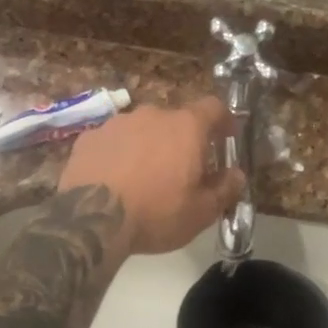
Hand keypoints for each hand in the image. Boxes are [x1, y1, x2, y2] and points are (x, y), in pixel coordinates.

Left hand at [59, 96, 244, 256]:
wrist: (92, 219)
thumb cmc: (156, 214)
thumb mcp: (202, 212)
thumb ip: (225, 189)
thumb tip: (238, 174)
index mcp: (186, 128)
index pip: (213, 108)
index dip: (224, 120)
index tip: (227, 137)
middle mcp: (152, 115)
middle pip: (176, 121)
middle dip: (184, 141)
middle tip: (184, 171)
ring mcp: (117, 123)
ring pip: (143, 130)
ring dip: (150, 147)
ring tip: (147, 179)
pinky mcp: (89, 138)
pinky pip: (115, 142)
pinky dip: (121, 155)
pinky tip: (117, 181)